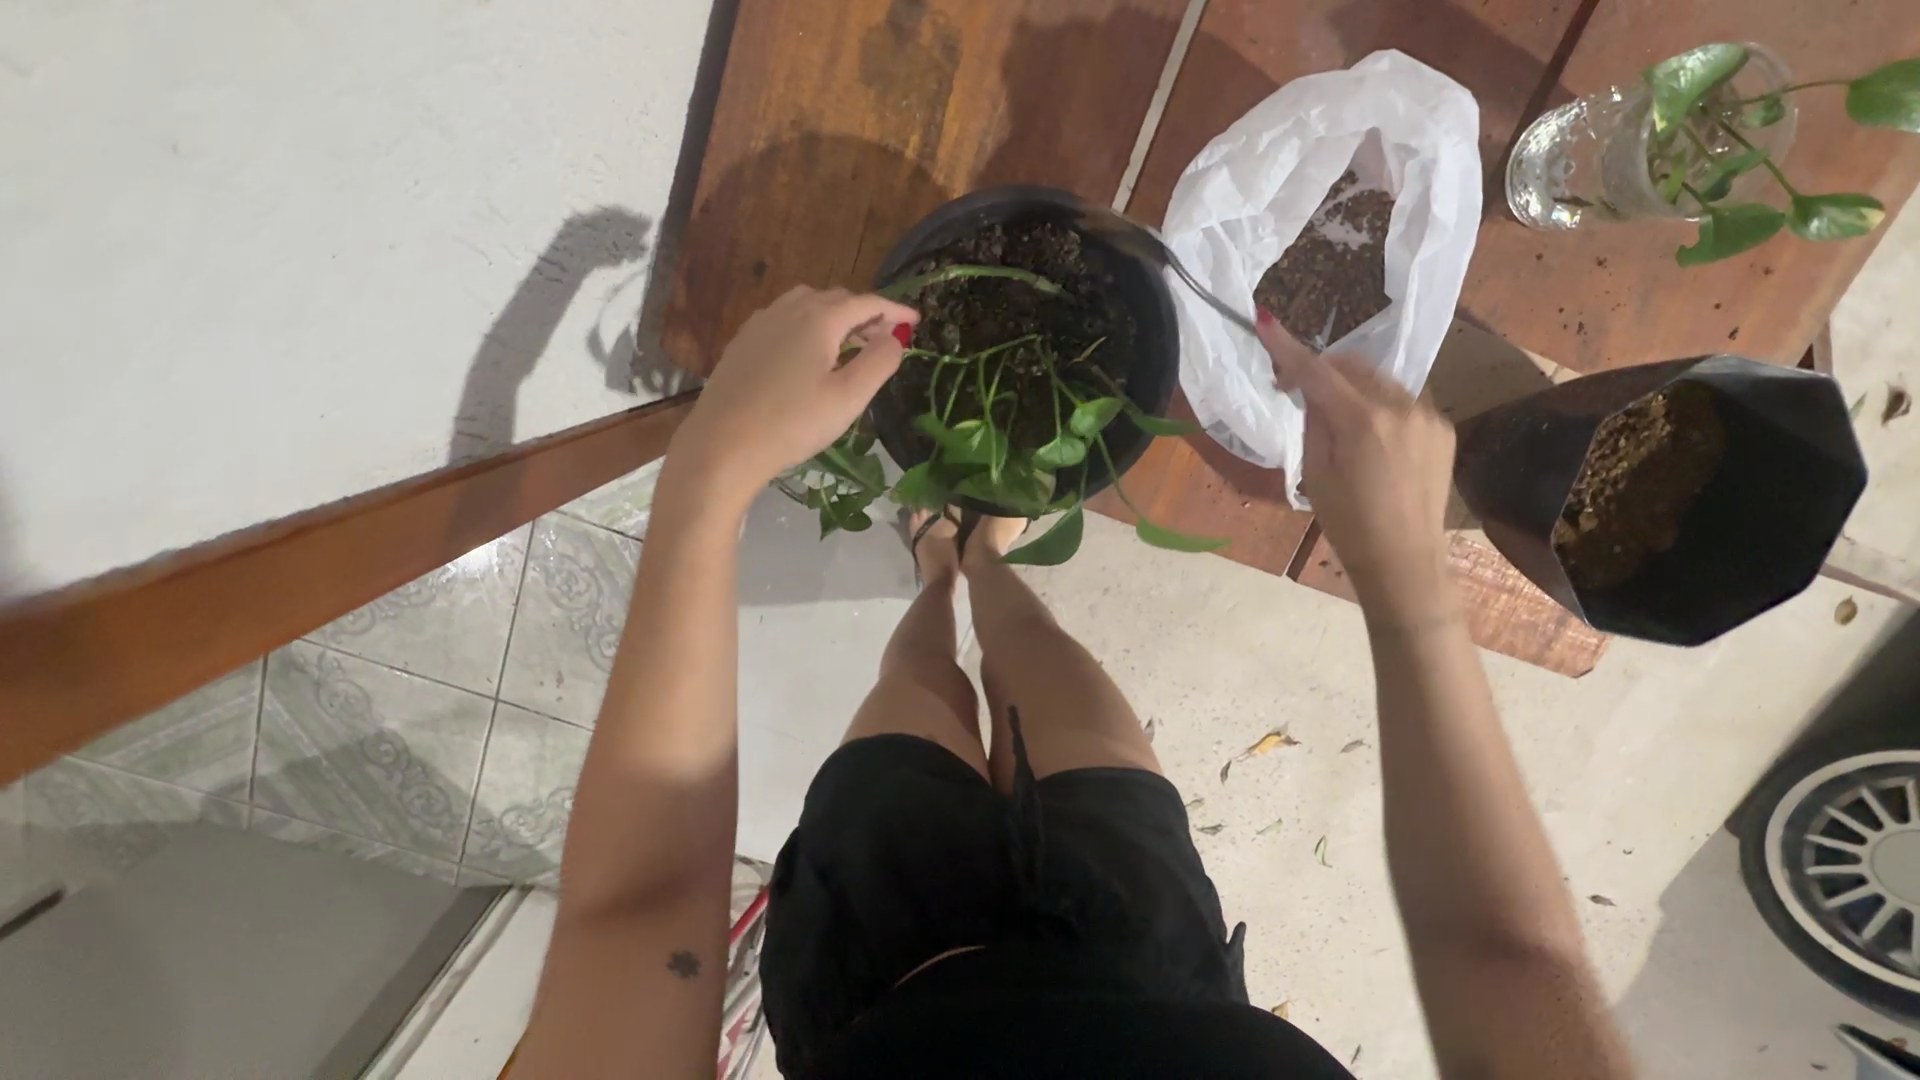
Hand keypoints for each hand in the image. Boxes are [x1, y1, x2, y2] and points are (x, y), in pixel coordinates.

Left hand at [671, 286, 918, 501]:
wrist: (724, 444)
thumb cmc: (793, 423)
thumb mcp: (849, 398)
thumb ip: (879, 362)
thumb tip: (895, 338)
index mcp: (819, 318)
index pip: (867, 303)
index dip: (895, 311)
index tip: (916, 322)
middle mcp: (789, 309)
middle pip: (837, 299)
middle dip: (865, 314)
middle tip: (884, 340)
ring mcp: (761, 323)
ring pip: (807, 306)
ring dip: (835, 318)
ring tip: (849, 346)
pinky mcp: (742, 343)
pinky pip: (784, 321)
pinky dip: (807, 327)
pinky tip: (808, 356)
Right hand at [1256, 310, 1456, 625]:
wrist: (1404, 561)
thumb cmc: (1347, 524)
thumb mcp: (1315, 473)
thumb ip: (1314, 423)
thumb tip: (1312, 393)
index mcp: (1362, 420)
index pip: (1317, 370)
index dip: (1287, 346)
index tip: (1265, 320)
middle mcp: (1401, 407)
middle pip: (1352, 366)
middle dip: (1320, 368)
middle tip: (1291, 387)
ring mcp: (1427, 416)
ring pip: (1378, 381)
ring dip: (1350, 386)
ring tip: (1331, 415)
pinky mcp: (1441, 429)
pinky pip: (1401, 402)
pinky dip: (1376, 405)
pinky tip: (1366, 436)